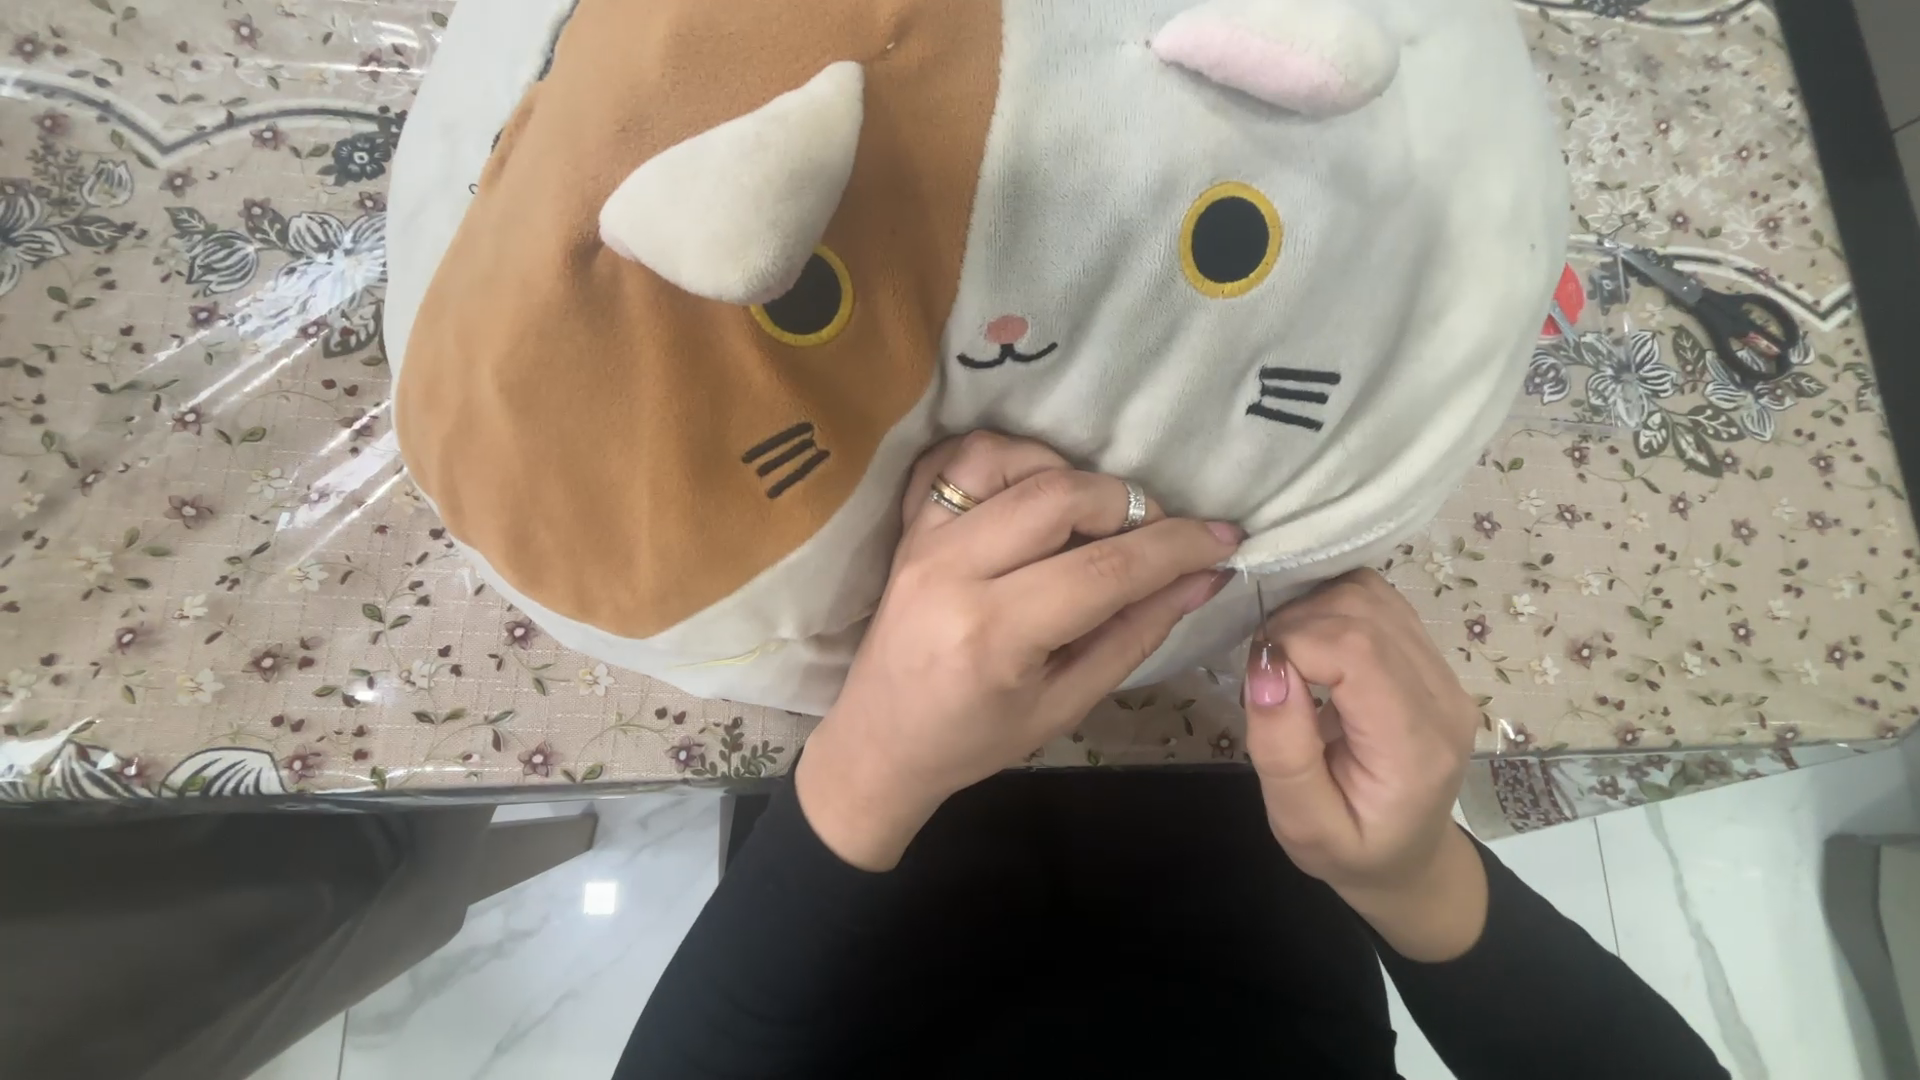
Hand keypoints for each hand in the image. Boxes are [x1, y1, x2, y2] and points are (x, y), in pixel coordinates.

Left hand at [797, 431, 1241, 870]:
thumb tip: (1203, 576)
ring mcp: (922, 540)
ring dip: (1071, 476)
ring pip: (1010, 462)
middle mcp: (951, 572)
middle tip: (1156, 538)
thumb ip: (1135, 634)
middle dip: (1130, 506)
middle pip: (1060, 497)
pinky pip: (960, 458)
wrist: (880, 742)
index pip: (1104, 569)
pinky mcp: (908, 526)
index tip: (1223, 539)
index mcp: (993, 635)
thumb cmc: (973, 740)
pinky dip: (1010, 458)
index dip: (1176, 547)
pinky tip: (1034, 491)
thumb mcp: (1065, 704)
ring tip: (1094, 520)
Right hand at [1243, 569, 1488, 960]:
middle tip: (1264, 670)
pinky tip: (1310, 644)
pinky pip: (1375, 600)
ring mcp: (1442, 670)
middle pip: (1360, 611)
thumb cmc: (1349, 849)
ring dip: (1310, 610)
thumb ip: (1282, 750)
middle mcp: (1442, 695)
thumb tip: (1265, 666)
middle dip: (1293, 625)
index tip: (1258, 681)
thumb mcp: (1301, 823)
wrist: (1408, 860)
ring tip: (1285, 656)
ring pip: (1367, 593)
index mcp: (1414, 744)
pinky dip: (1329, 606)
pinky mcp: (1428, 657)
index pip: (1355, 648)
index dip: (1291, 644)